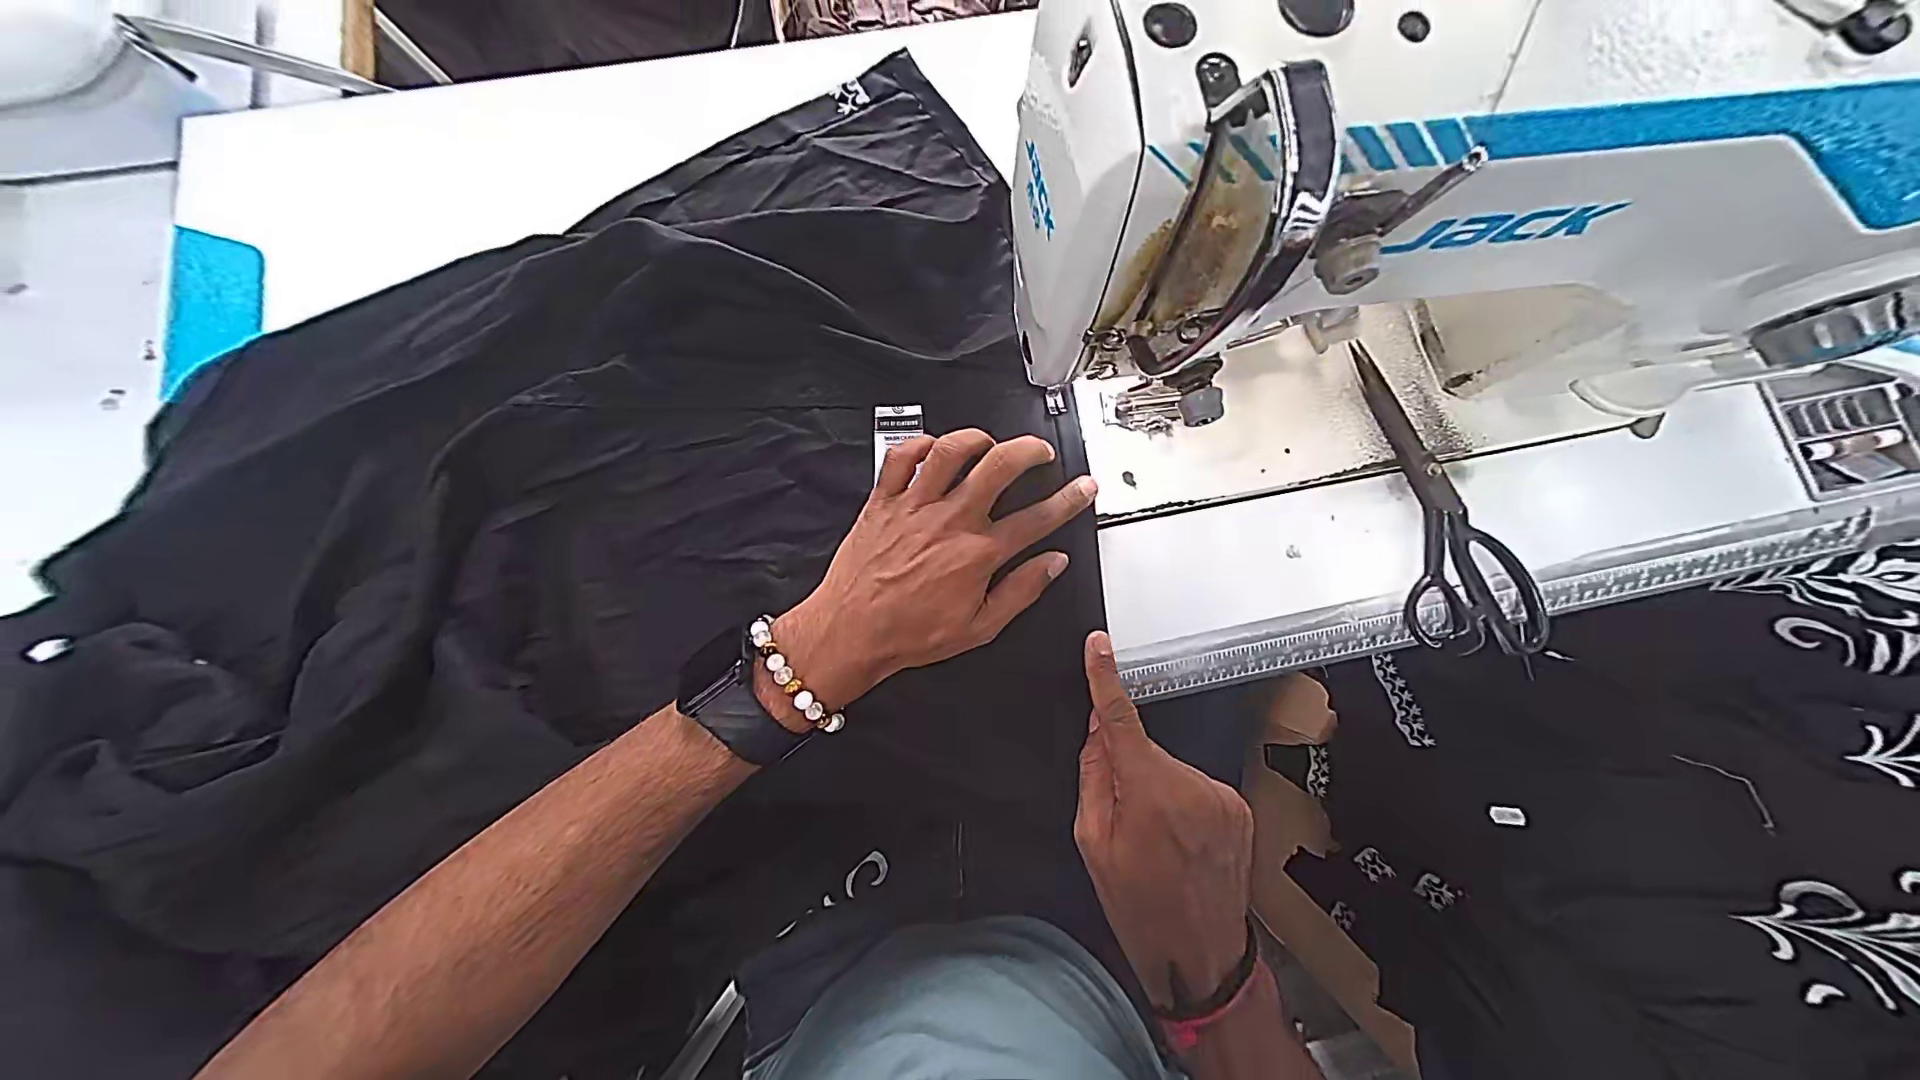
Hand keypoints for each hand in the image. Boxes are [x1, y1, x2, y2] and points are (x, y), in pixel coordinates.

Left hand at [770, 429, 1096, 712]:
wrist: (851, 632)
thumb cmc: (907, 633)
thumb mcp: (979, 627)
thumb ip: (1022, 591)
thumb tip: (1052, 566)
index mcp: (977, 554)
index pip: (1037, 517)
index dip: (1069, 499)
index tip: (1082, 488)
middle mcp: (948, 522)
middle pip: (1000, 466)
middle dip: (1030, 450)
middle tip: (1040, 452)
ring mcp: (914, 507)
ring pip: (951, 450)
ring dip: (977, 438)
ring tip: (990, 443)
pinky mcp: (883, 502)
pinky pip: (901, 456)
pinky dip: (920, 443)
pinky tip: (933, 448)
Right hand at [1075, 631, 1254, 1010]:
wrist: (1200, 957)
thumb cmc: (1141, 908)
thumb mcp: (1093, 842)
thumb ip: (1093, 775)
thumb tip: (1098, 731)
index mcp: (1148, 793)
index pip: (1120, 718)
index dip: (1105, 678)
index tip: (1099, 647)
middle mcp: (1191, 787)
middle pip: (1144, 748)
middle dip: (1127, 768)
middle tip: (1123, 818)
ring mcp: (1220, 796)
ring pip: (1170, 766)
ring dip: (1157, 788)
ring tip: (1157, 840)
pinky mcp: (1237, 806)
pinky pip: (1195, 783)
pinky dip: (1181, 801)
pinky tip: (1180, 841)